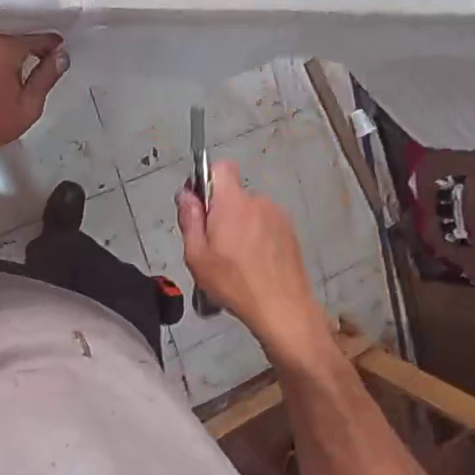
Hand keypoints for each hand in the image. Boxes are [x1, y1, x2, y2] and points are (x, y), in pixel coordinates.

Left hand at [0, 32, 68, 161]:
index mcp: (4, 47)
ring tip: (23, 70)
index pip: (37, 37)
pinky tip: (2, 72)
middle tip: (45, 63)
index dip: (53, 46)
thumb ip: (47, 76)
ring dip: (12, 50)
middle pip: (16, 34)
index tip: (59, 55)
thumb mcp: (29, 104)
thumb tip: (61, 57)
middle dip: (32, 46)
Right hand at [178, 161, 330, 354]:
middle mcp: (257, 202)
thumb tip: (186, 196)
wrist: (281, 307)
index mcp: (231, 203)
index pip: (220, 168)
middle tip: (212, 246)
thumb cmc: (236, 284)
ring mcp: (277, 216)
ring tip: (234, 261)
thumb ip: (189, 220)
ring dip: (240, 228)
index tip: (199, 205)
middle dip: (220, 214)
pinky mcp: (289, 232)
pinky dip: (257, 239)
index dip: (206, 180)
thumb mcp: (197, 256)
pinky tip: (252, 265)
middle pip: (232, 195)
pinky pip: (265, 226)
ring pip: (249, 213)